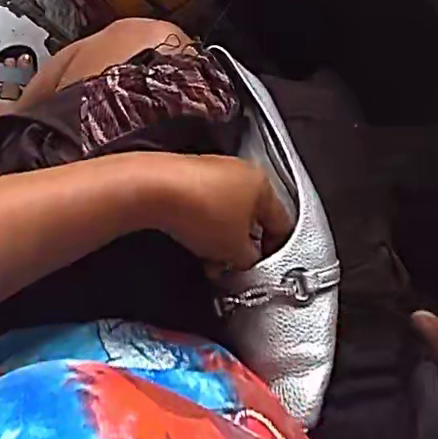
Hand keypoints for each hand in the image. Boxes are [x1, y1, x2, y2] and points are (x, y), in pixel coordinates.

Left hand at [142, 153, 291, 269]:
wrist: (154, 189)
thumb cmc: (197, 207)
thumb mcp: (236, 250)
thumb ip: (250, 260)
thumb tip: (246, 261)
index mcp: (262, 182)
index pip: (282, 223)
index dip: (276, 252)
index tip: (264, 268)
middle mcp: (238, 170)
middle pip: (250, 217)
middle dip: (240, 247)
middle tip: (232, 266)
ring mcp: (210, 170)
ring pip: (224, 213)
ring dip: (218, 239)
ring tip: (207, 258)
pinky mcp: (185, 176)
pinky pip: (201, 206)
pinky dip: (199, 224)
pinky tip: (190, 240)